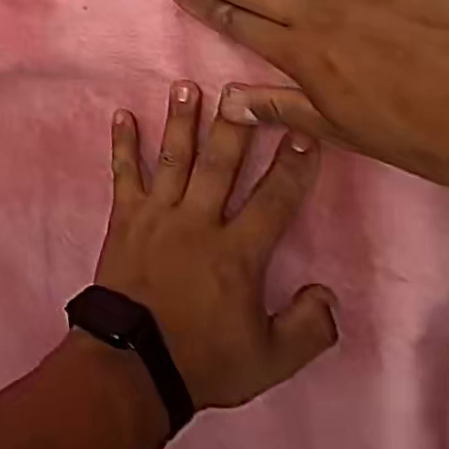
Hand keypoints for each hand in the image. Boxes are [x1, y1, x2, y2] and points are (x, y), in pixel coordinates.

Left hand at [97, 81, 337, 411]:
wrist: (134, 362)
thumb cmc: (203, 360)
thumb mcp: (270, 359)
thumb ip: (307, 328)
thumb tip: (328, 295)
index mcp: (237, 252)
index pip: (274, 200)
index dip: (293, 166)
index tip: (304, 132)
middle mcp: (198, 221)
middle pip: (220, 164)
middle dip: (235, 125)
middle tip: (240, 89)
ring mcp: (158, 214)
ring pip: (174, 158)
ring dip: (180, 121)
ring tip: (185, 86)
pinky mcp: (125, 217)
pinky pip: (124, 173)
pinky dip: (123, 144)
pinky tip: (121, 115)